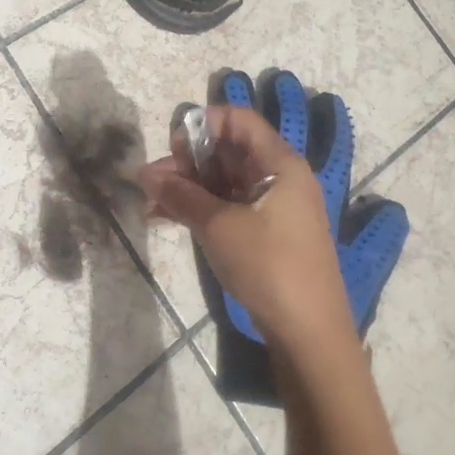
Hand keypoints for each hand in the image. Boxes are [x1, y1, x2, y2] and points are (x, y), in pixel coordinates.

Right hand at [138, 106, 354, 348]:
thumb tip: (144, 172)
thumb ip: (180, 194)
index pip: (237, 119)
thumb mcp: (218, 227)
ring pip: (223, 181)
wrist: (309, 335)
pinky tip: (164, 219)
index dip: (202, 125)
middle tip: (151, 183)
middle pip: (226, 150)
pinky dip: (199, 208)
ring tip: (149, 205)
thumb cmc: (269, 267)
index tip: (174, 150)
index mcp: (279, 163)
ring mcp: (273, 207)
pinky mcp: (266, 234)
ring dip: (186, 188)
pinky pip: (227, 206)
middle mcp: (279, 177)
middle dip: (186, 162)